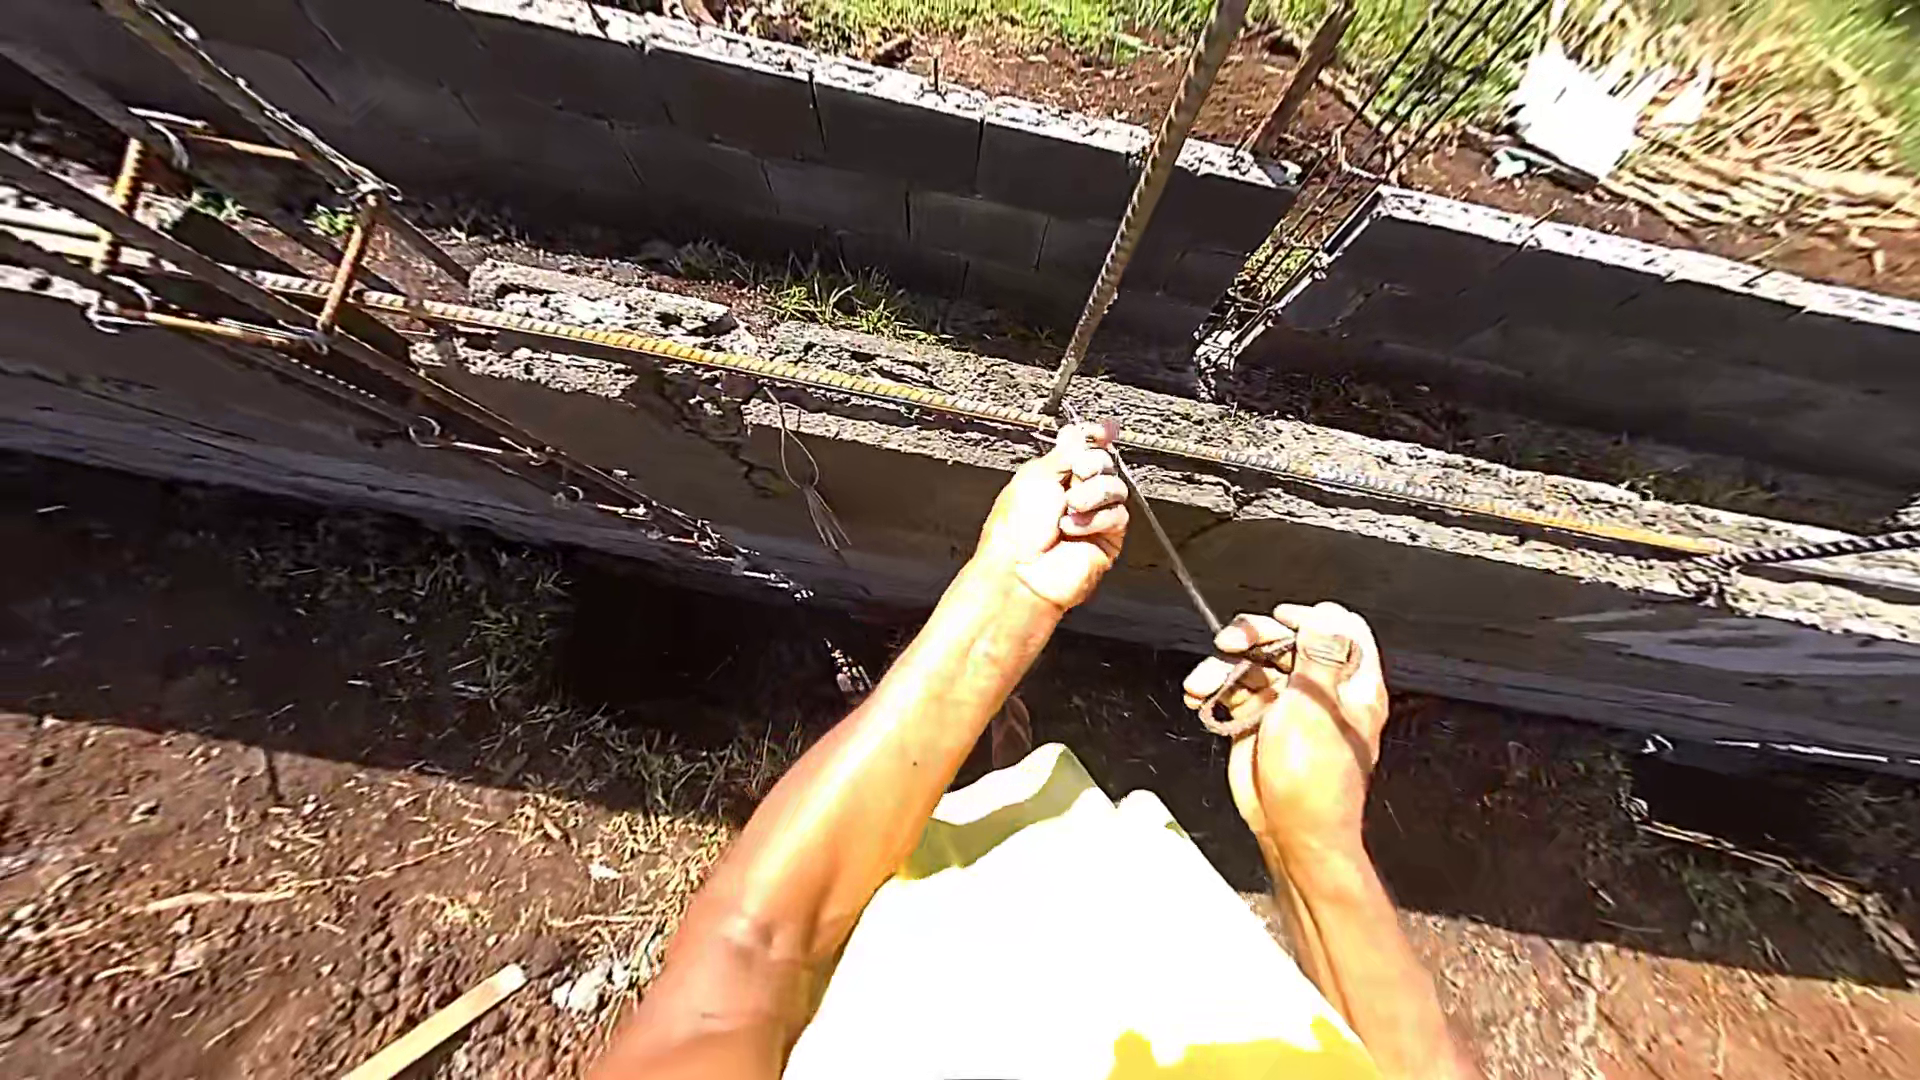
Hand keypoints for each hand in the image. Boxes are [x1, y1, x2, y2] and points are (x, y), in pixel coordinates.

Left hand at [975, 422, 1128, 609]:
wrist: (1020, 571)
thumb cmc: (1015, 529)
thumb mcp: (1036, 475)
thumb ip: (1065, 451)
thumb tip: (1080, 430)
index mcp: (1053, 475)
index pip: (1083, 446)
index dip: (1094, 436)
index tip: (1100, 431)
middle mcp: (1074, 493)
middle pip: (1104, 461)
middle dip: (1092, 464)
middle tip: (1077, 474)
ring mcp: (1091, 515)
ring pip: (1114, 486)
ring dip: (1092, 493)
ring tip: (1070, 507)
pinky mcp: (1106, 537)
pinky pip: (1117, 514)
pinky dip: (1094, 519)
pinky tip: (1073, 529)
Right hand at [1182, 602, 1388, 858]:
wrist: (1288, 828)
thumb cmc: (1313, 779)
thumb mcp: (1315, 708)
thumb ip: (1319, 656)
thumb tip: (1329, 614)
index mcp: (1349, 684)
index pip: (1337, 629)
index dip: (1308, 617)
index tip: (1279, 618)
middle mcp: (1318, 688)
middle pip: (1285, 639)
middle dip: (1251, 637)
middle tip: (1227, 643)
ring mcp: (1285, 702)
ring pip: (1250, 661)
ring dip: (1220, 667)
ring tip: (1201, 685)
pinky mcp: (1256, 717)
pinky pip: (1231, 687)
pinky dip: (1212, 688)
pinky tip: (1199, 697)